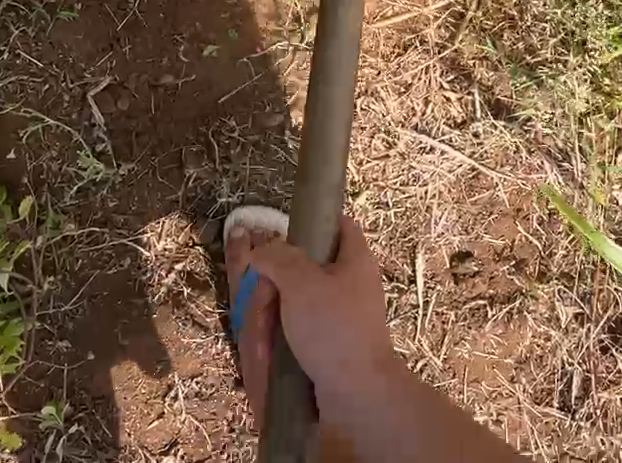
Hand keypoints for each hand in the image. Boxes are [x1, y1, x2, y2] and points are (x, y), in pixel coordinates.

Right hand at [245, 216, 401, 398]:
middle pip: (302, 268)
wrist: (359, 398)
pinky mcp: (329, 346)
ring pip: (293, 304)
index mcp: (354, 259)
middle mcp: (349, 284)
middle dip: (274, 286)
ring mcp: (339, 318)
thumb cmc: (334, 329)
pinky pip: (297, 333)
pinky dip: (279, 341)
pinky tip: (268, 355)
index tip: (281, 236)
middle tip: (262, 302)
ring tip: (262, 341)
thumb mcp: (301, 281)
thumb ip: (277, 257)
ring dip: (270, 319)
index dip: (312, 222)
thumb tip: (262, 252)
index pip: (337, 223)